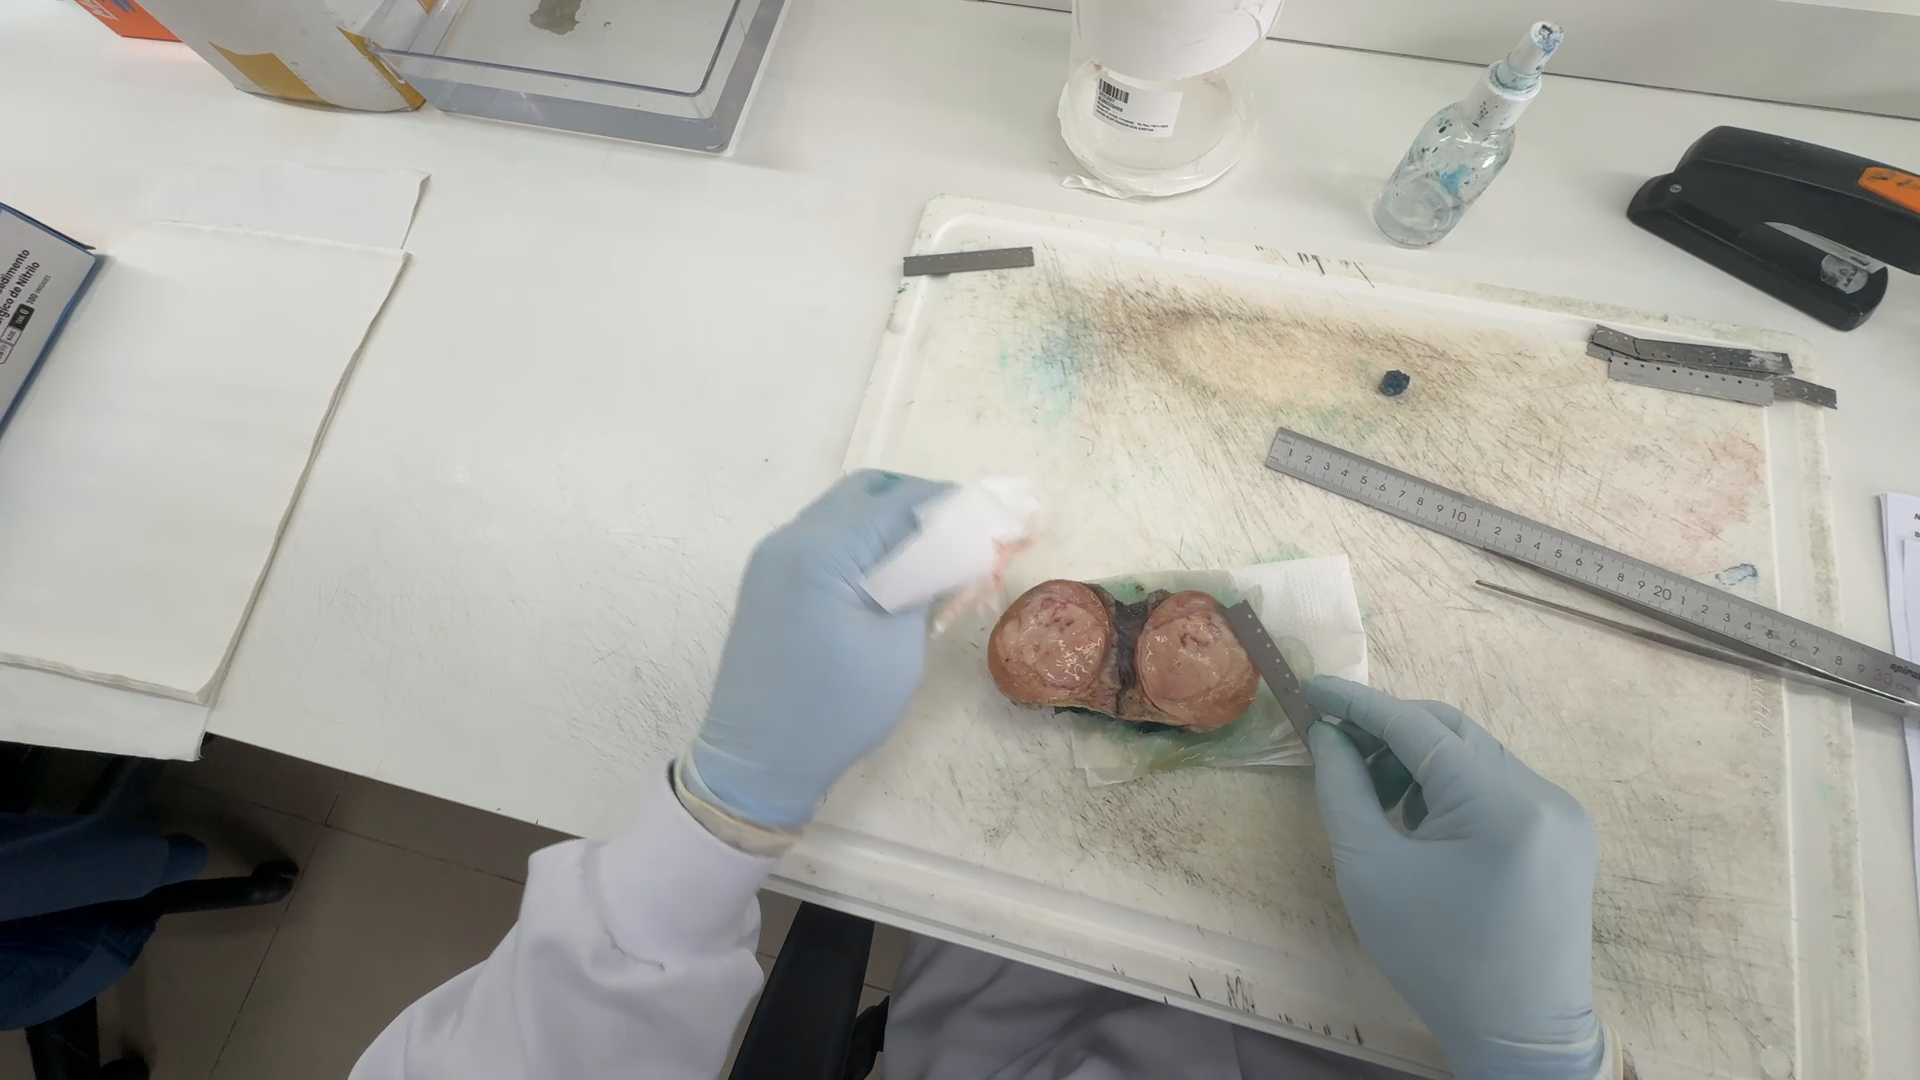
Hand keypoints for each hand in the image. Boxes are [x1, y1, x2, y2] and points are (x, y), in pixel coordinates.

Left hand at [686, 471, 950, 827]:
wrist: (757, 759)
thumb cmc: (835, 710)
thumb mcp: (897, 647)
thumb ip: (926, 584)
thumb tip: (958, 548)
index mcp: (821, 551)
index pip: (898, 502)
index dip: (951, 506)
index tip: (993, 518)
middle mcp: (791, 539)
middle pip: (866, 492)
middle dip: (920, 502)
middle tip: (963, 532)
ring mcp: (775, 556)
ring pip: (845, 510)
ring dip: (891, 518)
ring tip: (935, 550)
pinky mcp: (772, 577)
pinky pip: (826, 536)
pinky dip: (864, 539)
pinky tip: (895, 568)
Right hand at [1305, 676, 1606, 1079]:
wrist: (1517, 1037)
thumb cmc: (1432, 953)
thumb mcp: (1368, 865)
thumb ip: (1341, 786)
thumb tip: (1325, 734)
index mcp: (1501, 804)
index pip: (1415, 725)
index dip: (1355, 702)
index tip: (1308, 686)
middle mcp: (1542, 795)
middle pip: (1447, 728)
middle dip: (1384, 729)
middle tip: (1334, 748)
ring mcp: (1560, 814)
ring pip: (1468, 751)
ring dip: (1412, 756)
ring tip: (1375, 797)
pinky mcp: (1561, 833)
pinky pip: (1491, 780)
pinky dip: (1443, 782)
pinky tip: (1416, 817)